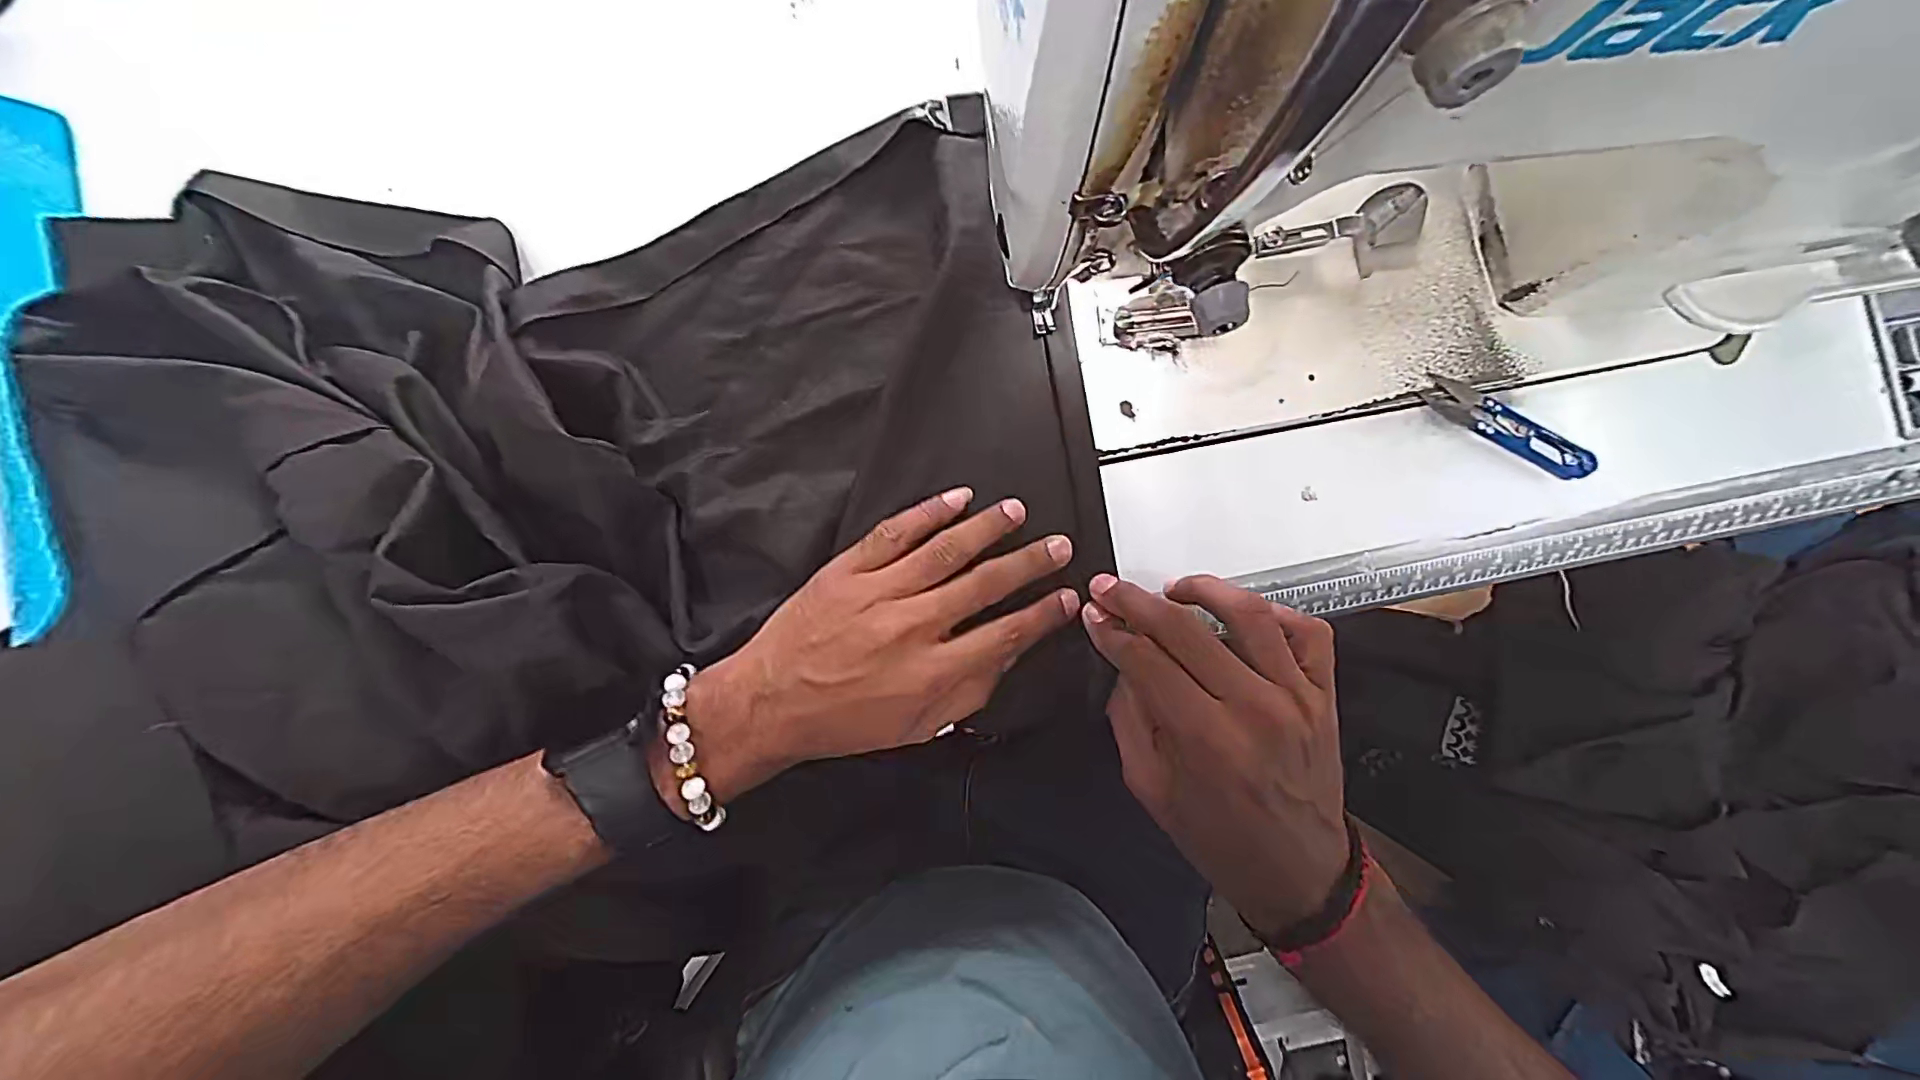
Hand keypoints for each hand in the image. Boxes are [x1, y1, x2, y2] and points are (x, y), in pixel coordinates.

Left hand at [662, 488, 1081, 804]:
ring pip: (946, 550)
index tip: (1065, 598)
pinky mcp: (848, 571)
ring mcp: (878, 592)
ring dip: (987, 529)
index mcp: (931, 670)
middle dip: (1029, 563)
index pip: (1005, 634)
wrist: (769, 703)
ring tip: (1016, 513)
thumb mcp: (915, 726)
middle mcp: (911, 626)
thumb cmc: (839, 720)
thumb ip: (968, 693)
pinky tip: (955, 500)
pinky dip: (927, 513)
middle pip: (985, 584)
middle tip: (1056, 546)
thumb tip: (1005, 658)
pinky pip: (894, 533)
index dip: (1043, 614)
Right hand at [1081, 573, 1347, 938]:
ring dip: (1203, 589)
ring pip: (1249, 615)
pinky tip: (1240, 612)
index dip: (1111, 630)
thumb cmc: (1218, 837)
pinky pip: (1307, 633)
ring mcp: (1295, 698)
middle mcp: (1253, 709)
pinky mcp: (1323, 696)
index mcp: (1204, 739)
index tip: (1094, 614)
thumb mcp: (1150, 786)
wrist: (1298, 873)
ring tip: (1173, 589)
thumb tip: (1122, 661)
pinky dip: (1274, 611)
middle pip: (1185, 629)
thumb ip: (1130, 717)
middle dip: (1136, 602)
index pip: (1145, 659)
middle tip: (1111, 589)